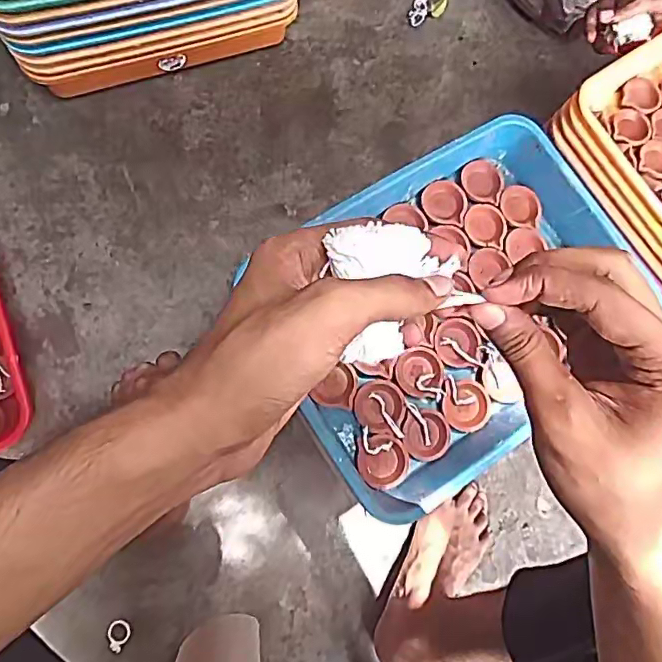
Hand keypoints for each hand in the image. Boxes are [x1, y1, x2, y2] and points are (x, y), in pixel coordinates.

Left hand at [152, 224, 450, 482]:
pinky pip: (349, 339)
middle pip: (364, 270)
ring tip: (425, 323)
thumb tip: (437, 286)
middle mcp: (294, 281)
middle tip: (445, 294)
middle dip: (405, 280)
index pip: (363, 235)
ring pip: (360, 307)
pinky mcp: (303, 356)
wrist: (213, 426)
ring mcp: (298, 321)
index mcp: (292, 254)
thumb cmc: (255, 363)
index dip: (408, 244)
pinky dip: (374, 342)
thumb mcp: (329, 312)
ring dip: (393, 314)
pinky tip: (393, 349)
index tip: (448, 257)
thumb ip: (388, 292)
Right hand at [467, 248, 661, 564]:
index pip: (607, 296)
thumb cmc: (603, 486)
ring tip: (502, 299)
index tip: (494, 292)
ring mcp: (648, 342)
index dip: (546, 283)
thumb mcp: (559, 420)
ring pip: (597, 282)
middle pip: (611, 274)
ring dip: (546, 282)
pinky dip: (548, 302)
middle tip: (498, 289)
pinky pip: (584, 307)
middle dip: (549, 271)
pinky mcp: (623, 347)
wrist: (624, 520)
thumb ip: (526, 354)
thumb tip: (487, 306)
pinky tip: (519, 310)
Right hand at [583, 0, 661, 53]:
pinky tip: (628, 50)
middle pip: (605, 21)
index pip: (601, 6)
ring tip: (613, 50)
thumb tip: (605, 17)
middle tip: (603, 47)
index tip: (593, 36)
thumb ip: (630, 9)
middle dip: (600, 35)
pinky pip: (633, 38)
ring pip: (618, 31)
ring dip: (612, 43)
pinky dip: (627, 46)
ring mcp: (642, 16)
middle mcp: (633, 3)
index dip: (592, 21)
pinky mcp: (652, 26)